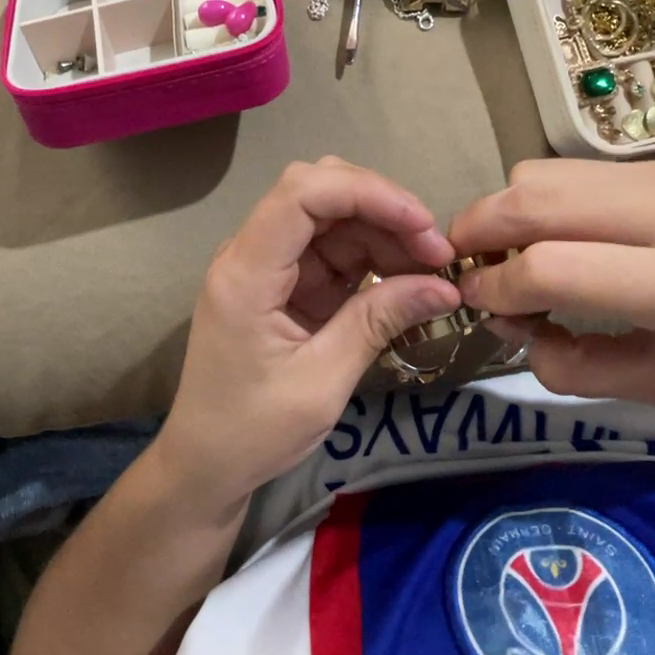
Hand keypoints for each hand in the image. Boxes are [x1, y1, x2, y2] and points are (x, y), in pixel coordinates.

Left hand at [156, 159, 460, 507]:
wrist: (208, 462)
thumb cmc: (254, 430)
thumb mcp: (322, 382)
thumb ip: (378, 322)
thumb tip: (446, 287)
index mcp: (246, 273)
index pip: (301, 194)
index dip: (366, 192)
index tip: (422, 223)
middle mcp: (251, 254)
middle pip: (319, 193)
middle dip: (383, 208)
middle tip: (436, 251)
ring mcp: (269, 266)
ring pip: (332, 218)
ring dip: (385, 232)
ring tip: (433, 269)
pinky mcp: (286, 282)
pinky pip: (334, 251)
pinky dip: (374, 257)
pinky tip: (408, 278)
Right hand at [449, 159, 654, 406]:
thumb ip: (572, 367)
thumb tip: (514, 324)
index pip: (549, 269)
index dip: (494, 288)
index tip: (477, 305)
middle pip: (533, 197)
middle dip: (476, 230)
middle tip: (466, 267)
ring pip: (544, 172)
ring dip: (505, 210)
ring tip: (512, 254)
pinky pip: (575, 170)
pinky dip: (541, 200)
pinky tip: (556, 237)